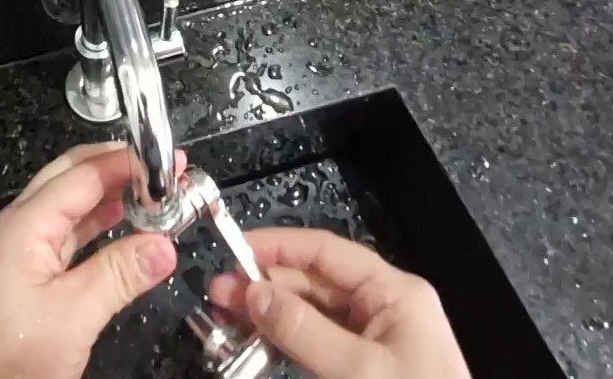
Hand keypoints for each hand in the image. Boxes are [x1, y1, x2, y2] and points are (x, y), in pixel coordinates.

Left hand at [0, 142, 179, 378]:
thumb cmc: (13, 361)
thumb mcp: (73, 317)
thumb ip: (120, 275)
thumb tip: (166, 245)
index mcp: (24, 224)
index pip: (81, 175)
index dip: (123, 163)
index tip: (164, 158)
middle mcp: (20, 225)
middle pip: (71, 177)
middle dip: (115, 167)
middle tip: (159, 167)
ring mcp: (21, 248)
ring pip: (70, 204)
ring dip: (109, 194)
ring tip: (151, 191)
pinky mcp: (27, 273)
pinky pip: (67, 233)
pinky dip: (98, 223)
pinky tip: (125, 223)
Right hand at [208, 228, 470, 378]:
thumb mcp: (358, 371)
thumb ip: (303, 330)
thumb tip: (252, 292)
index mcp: (394, 292)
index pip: (325, 251)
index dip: (277, 246)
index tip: (234, 250)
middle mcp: (385, 308)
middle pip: (315, 282)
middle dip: (266, 284)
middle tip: (219, 293)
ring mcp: (377, 341)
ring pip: (313, 314)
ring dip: (271, 314)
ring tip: (227, 316)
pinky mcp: (367, 370)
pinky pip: (320, 344)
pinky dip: (288, 341)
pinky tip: (258, 343)